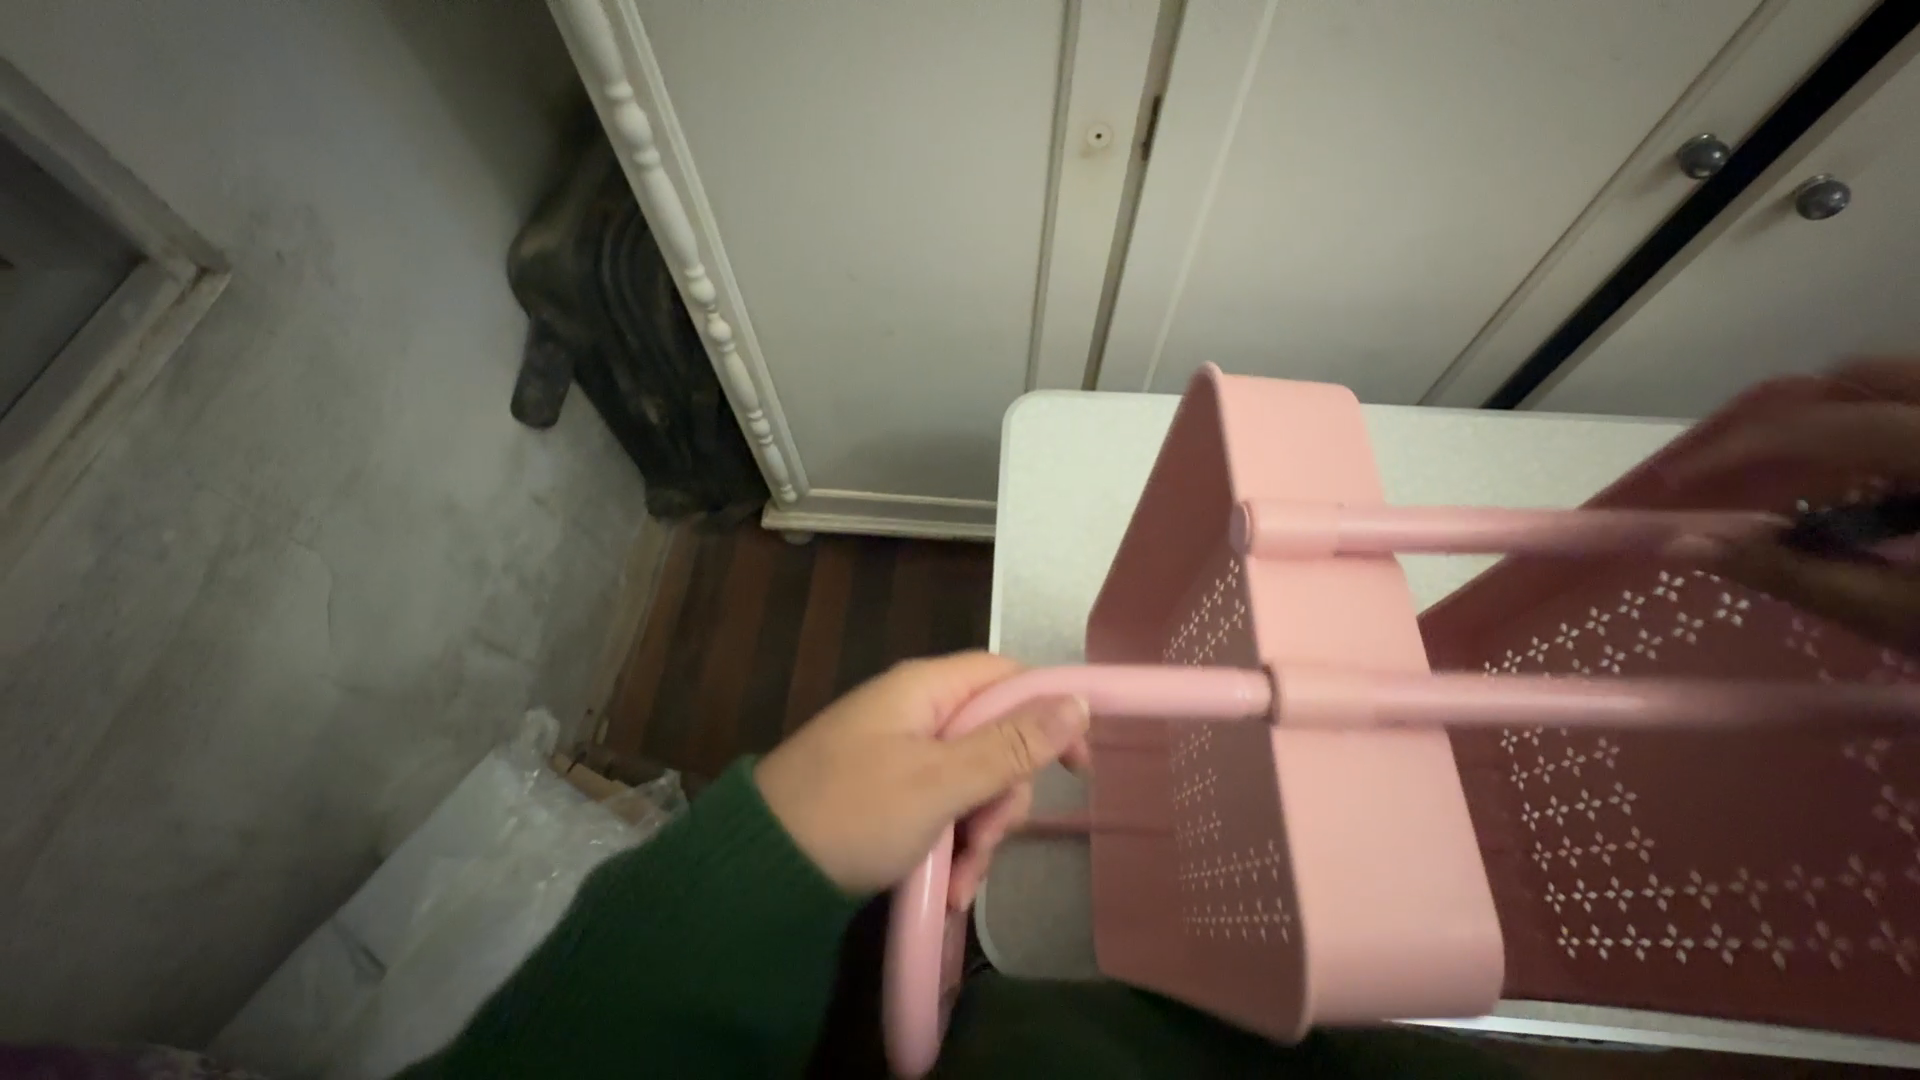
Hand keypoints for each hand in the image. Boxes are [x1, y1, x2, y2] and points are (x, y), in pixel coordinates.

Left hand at [754, 651, 1090, 908]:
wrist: (761, 871)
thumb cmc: (853, 813)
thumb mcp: (941, 782)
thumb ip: (1011, 744)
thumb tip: (1075, 702)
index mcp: (926, 690)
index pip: (1008, 678)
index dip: (1049, 713)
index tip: (1077, 768)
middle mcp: (917, 713)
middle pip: (996, 737)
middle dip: (1003, 795)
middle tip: (986, 837)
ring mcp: (902, 754)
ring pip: (975, 781)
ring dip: (980, 833)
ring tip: (962, 880)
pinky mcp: (891, 793)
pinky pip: (945, 807)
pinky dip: (954, 846)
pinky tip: (950, 889)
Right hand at [1683, 359, 1919, 653]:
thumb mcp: (1905, 615)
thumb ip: (1796, 573)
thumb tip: (1686, 543)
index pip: (1821, 425)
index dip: (1737, 446)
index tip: (1682, 477)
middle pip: (1871, 373)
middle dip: (1798, 413)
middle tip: (1756, 467)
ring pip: (1909, 380)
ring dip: (1851, 414)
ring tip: (1828, 471)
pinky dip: (1895, 427)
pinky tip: (1893, 480)